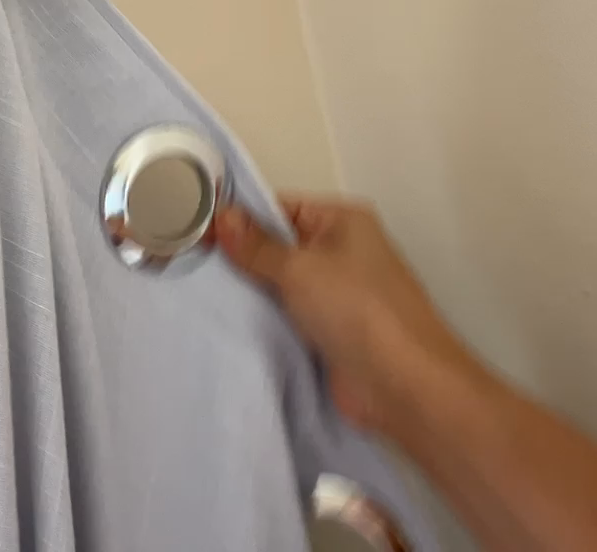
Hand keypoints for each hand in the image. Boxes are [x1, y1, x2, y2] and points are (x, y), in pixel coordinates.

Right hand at [217, 197, 486, 437]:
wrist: (407, 388)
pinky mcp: (326, 330)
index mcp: (340, 220)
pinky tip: (223, 316)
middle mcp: (339, 250)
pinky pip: (284, 312)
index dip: (237, 217)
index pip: (277, 206)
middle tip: (189, 258)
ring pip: (277, 280)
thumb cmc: (357, 310)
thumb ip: (255, 244)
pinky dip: (261, 314)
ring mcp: (334, 292)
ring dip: (248, 287)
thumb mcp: (299, 268)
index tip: (194, 228)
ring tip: (196, 285)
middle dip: (238, 253)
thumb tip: (221, 214)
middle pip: (275, 243)